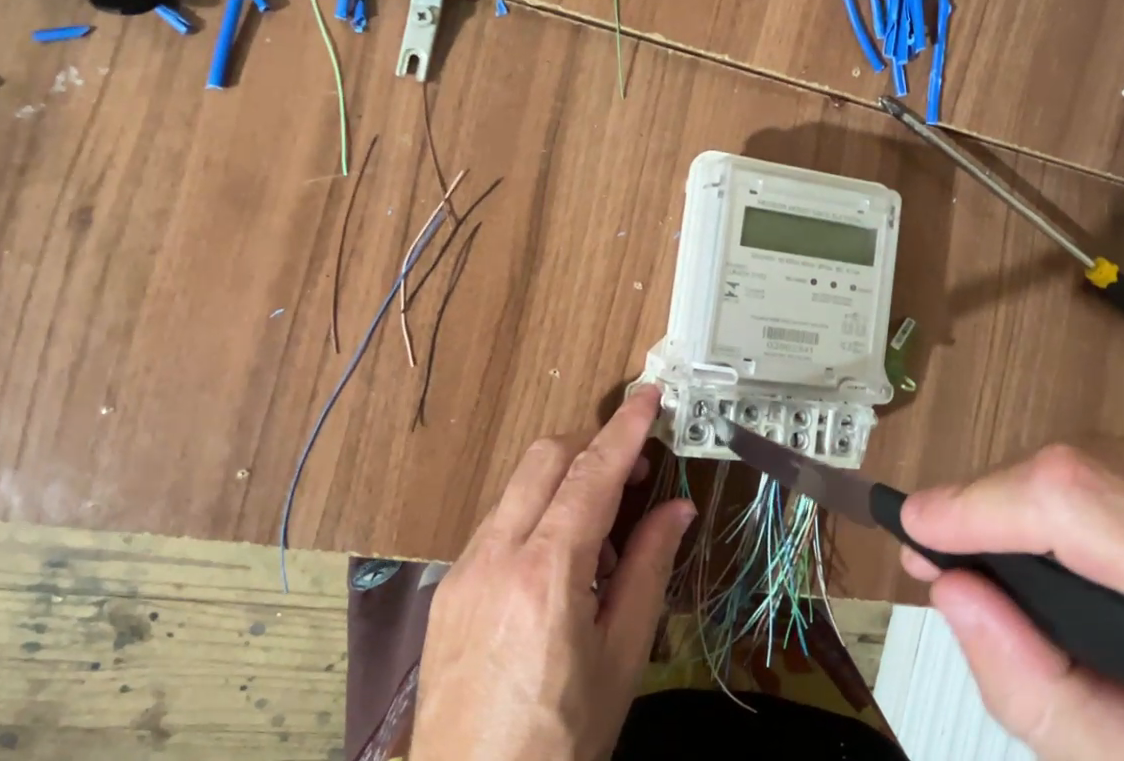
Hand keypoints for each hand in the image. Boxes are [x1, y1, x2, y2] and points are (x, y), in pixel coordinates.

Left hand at [411, 384, 695, 760]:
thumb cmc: (562, 737)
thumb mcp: (621, 656)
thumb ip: (649, 570)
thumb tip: (676, 509)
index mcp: (547, 572)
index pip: (591, 474)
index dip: (625, 429)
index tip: (648, 397)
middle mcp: (495, 556)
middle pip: (543, 458)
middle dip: (591, 445)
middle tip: (635, 472)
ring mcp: (462, 570)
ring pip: (517, 488)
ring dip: (564, 485)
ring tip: (603, 538)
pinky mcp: (447, 589)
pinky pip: (497, 524)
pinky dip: (536, 518)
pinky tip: (559, 566)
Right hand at [899, 442, 1123, 759]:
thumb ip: (1039, 688)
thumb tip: (952, 589)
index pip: (1080, 499)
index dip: (980, 501)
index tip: (911, 531)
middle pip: (1080, 467)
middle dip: (991, 502)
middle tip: (939, 556)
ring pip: (1097, 461)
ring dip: (1024, 498)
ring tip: (989, 555)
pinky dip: (1068, 502)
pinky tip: (1055, 549)